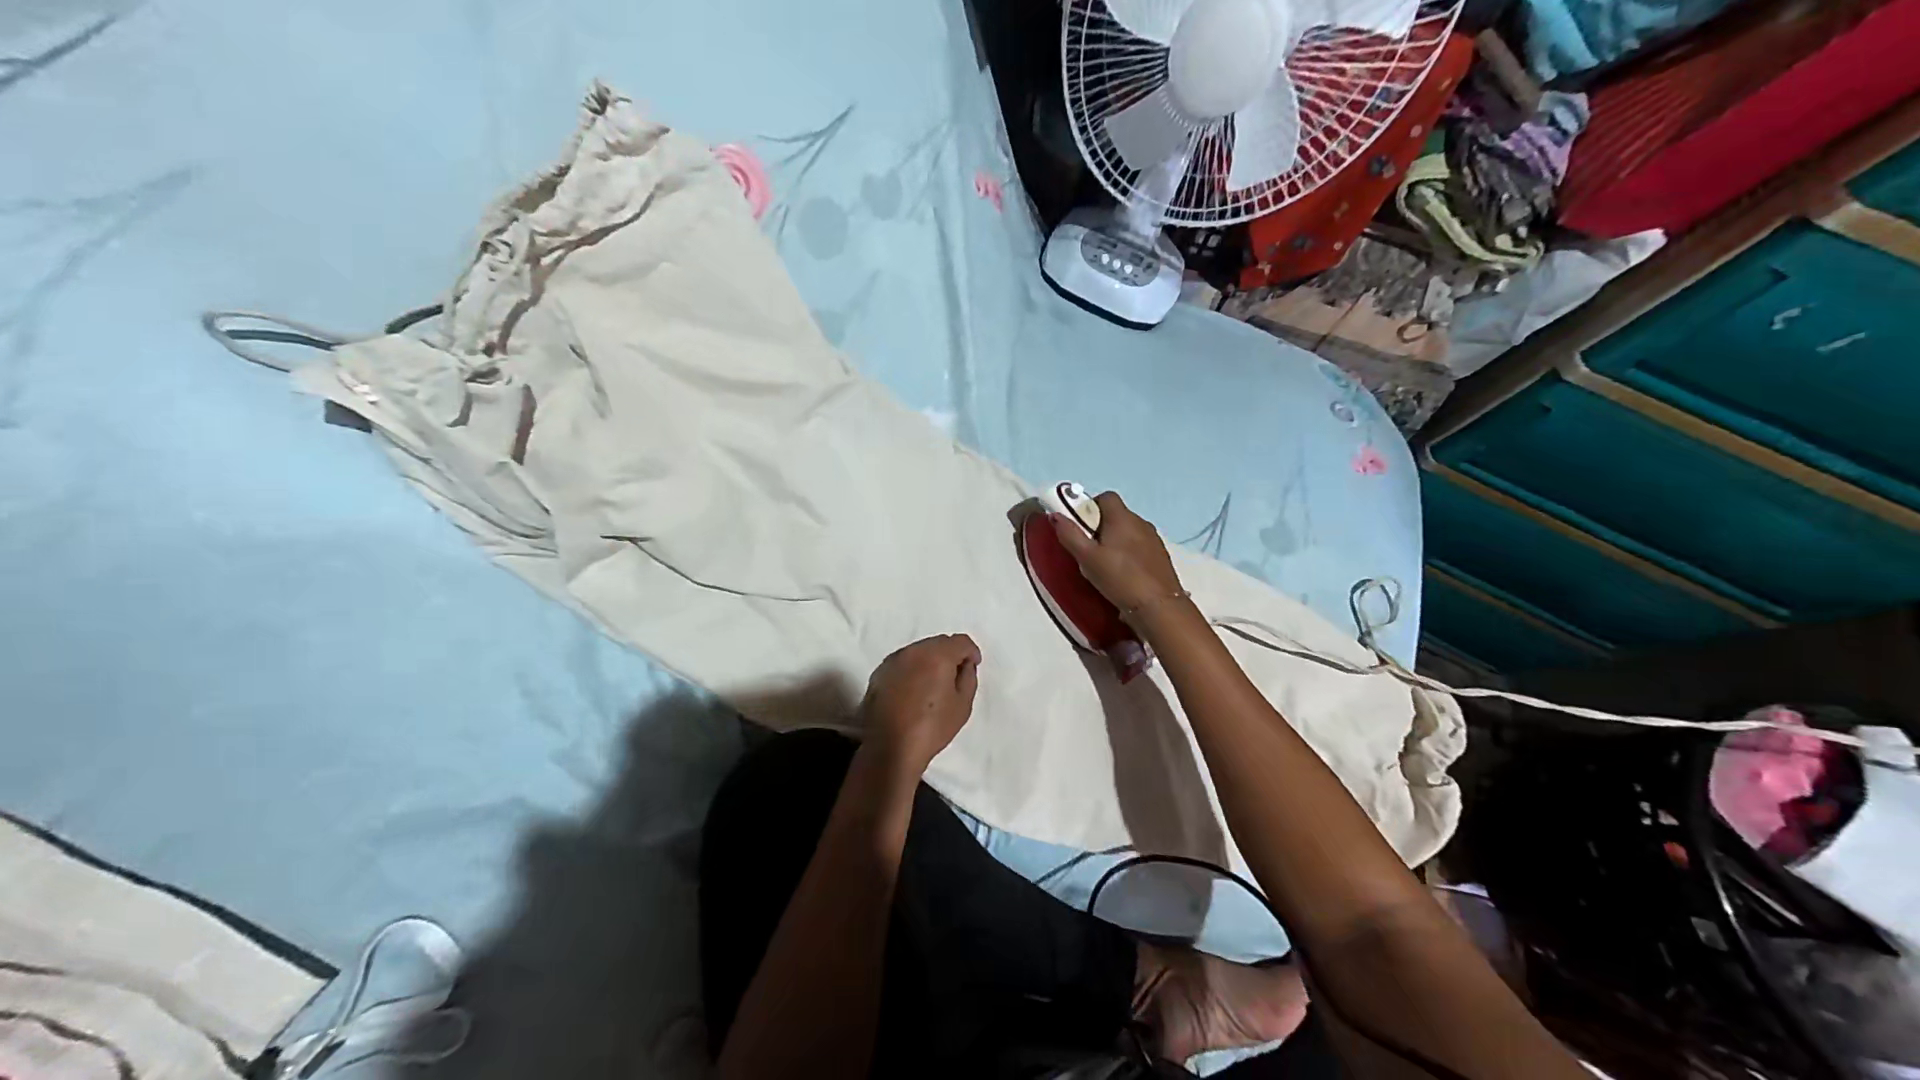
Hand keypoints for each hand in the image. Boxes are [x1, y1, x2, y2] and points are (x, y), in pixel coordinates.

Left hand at [860, 634, 980, 778]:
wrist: (890, 748)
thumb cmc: (932, 728)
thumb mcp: (962, 705)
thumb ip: (968, 677)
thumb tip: (964, 665)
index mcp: (937, 655)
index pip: (960, 641)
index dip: (971, 652)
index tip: (973, 665)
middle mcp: (913, 651)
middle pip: (938, 642)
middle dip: (950, 654)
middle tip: (954, 676)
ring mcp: (892, 661)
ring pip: (918, 651)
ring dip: (929, 660)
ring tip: (933, 685)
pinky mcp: (879, 673)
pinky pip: (902, 663)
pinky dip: (912, 669)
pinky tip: (913, 691)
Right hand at [1049, 491, 1186, 619]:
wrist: (1158, 606)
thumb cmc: (1119, 578)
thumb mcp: (1087, 558)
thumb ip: (1070, 534)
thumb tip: (1055, 515)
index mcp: (1122, 517)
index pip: (1106, 497)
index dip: (1090, 507)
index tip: (1080, 527)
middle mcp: (1141, 522)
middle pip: (1117, 515)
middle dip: (1101, 527)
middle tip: (1088, 550)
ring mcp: (1154, 540)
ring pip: (1130, 532)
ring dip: (1116, 541)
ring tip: (1105, 565)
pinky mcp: (1161, 557)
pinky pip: (1140, 547)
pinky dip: (1130, 554)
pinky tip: (1123, 575)